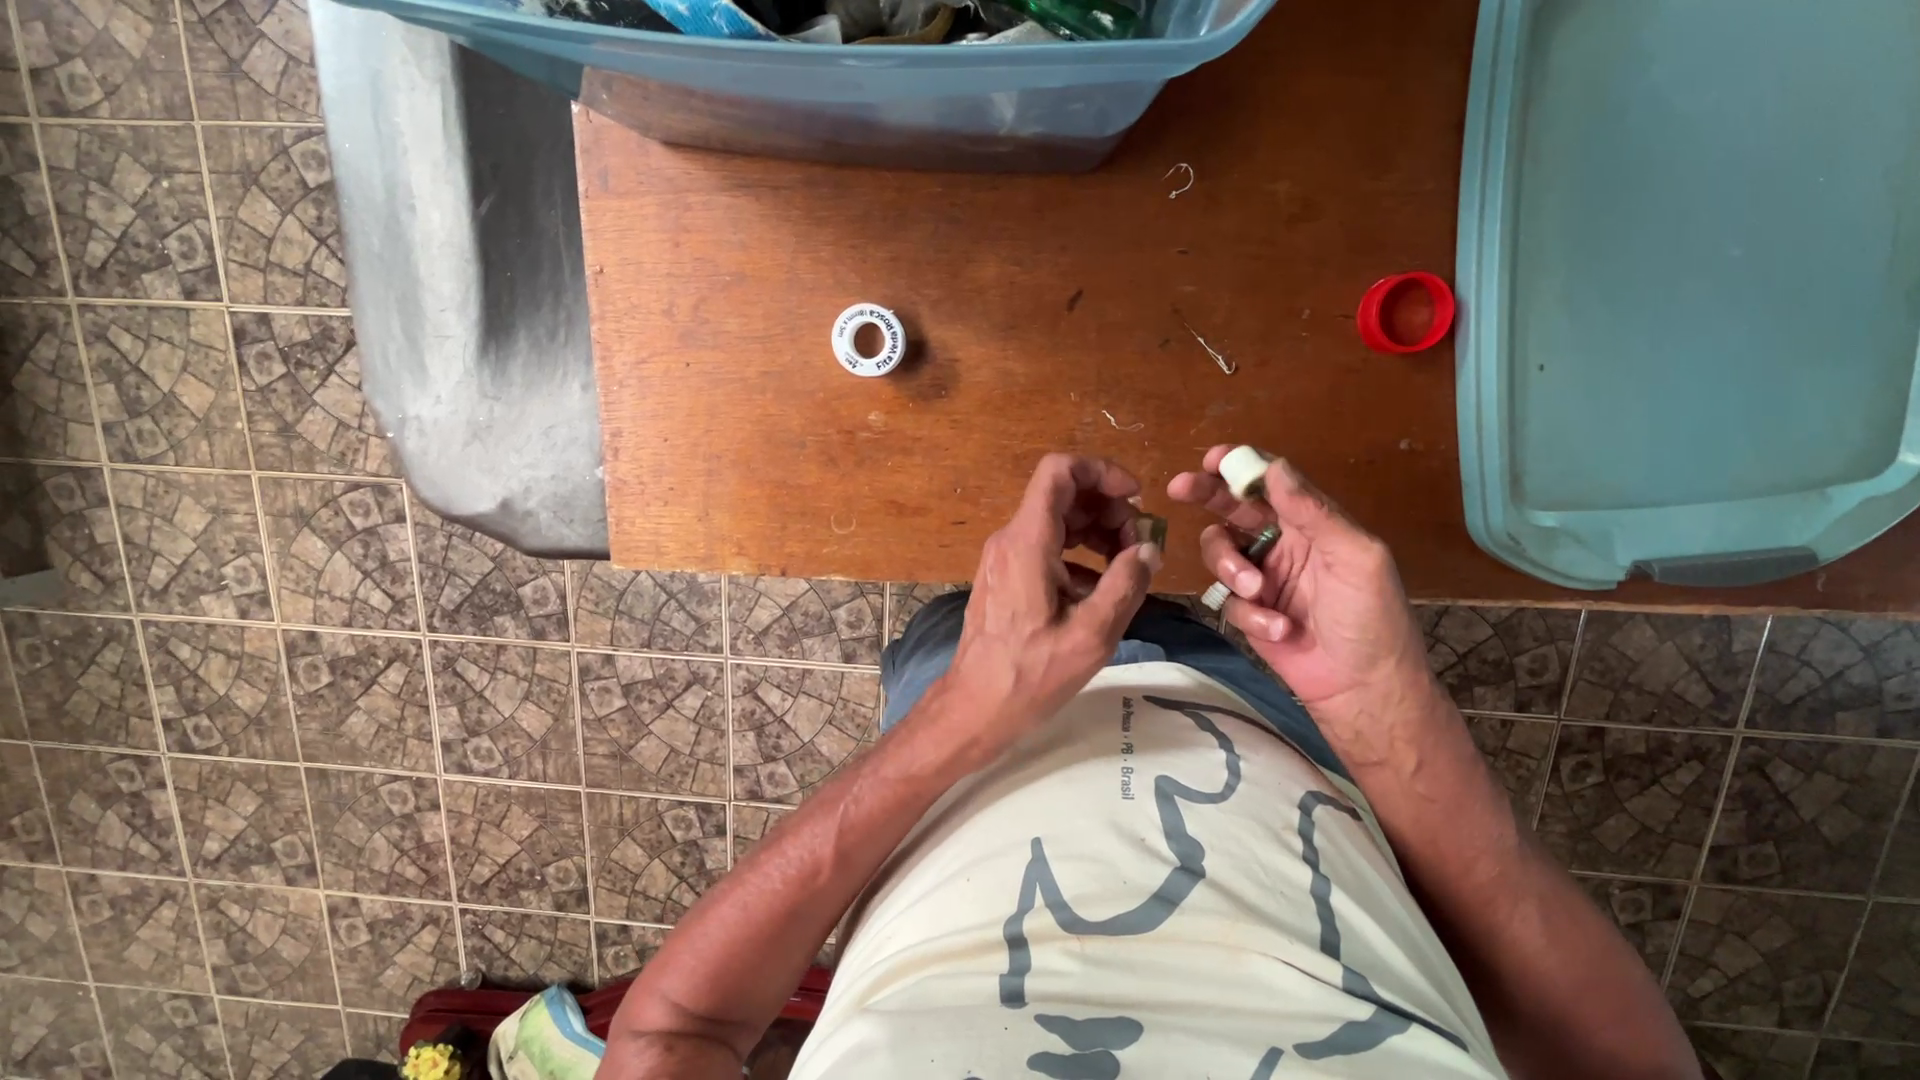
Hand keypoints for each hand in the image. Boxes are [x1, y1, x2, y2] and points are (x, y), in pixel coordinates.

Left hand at [931, 454, 1160, 755]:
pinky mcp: (1006, 578)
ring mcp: (1004, 558)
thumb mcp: (1091, 635)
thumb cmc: (1030, 674)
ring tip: (1127, 566)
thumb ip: (1125, 585)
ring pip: (1056, 521)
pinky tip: (1102, 589)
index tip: (1135, 497)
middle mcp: (1010, 540)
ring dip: (1096, 532)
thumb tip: (1148, 550)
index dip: (1101, 471)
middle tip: (1139, 545)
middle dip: (1108, 508)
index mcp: (1027, 542)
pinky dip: (1079, 556)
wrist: (975, 706)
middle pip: (1063, 495)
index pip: (1059, 471)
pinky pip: (1046, 548)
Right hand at [1167, 447, 1435, 729]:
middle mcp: (1282, 543)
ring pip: (1220, 552)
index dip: (1241, 466)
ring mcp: (1262, 578)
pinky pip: (1228, 600)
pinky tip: (1280, 628)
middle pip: (1233, 508)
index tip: (1212, 459)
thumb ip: (1315, 512)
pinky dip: (1250, 613)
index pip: (1271, 483)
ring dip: (1229, 565)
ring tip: (1255, 590)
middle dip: (1206, 495)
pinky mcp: (1248, 613)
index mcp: (1312, 523)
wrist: (1363, 688)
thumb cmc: (1372, 618)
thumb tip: (1274, 468)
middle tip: (1179, 487)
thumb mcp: (1356, 557)